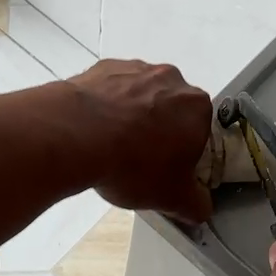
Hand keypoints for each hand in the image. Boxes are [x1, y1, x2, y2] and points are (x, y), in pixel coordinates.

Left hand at [67, 60, 212, 223]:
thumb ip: (196, 205)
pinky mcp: (101, 67)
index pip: (199, 132)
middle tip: (137, 160)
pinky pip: (110, 89)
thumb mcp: (172, 198)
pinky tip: (91, 128)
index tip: (165, 169)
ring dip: (130, 116)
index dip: (183, 153)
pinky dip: (104, 105)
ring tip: (109, 146)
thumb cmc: (133, 164)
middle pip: (169, 109)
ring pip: (139, 96)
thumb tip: (201, 209)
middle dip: (157, 131)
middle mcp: (170, 79)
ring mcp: (134, 68)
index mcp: (196, 106)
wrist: (75, 134)